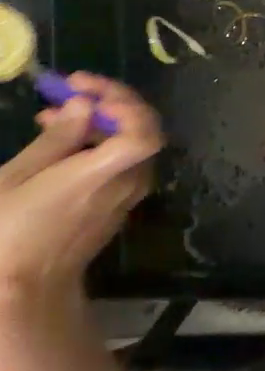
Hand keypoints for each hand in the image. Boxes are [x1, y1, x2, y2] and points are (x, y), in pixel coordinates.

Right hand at [0, 74, 161, 304]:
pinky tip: (61, 142)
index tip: (82, 85)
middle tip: (67, 90)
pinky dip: (98, 145)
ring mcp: (129, 194)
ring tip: (52, 113)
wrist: (17, 285)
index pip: (144, 129)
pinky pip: (120, 164)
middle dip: (109, 105)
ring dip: (100, 124)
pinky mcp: (119, 204)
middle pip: (142, 131)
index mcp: (108, 173)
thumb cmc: (4, 229)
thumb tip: (83, 106)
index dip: (121, 100)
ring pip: (131, 146)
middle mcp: (131, 181)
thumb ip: (56, 141)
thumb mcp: (16, 177)